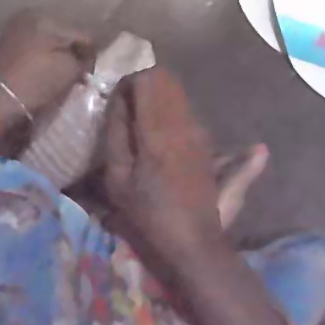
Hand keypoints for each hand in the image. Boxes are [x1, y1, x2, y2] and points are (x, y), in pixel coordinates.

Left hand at [0, 12, 91, 115]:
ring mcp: (15, 25)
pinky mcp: (6, 39)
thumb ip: (83, 58)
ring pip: (49, 36)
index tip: (89, 73)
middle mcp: (30, 14)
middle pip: (64, 32)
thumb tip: (84, 55)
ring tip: (61, 70)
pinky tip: (44, 67)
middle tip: (77, 70)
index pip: (83, 34)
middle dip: (72, 49)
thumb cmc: (36, 82)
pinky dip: (42, 52)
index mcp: (47, 18)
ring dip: (57, 50)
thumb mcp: (69, 70)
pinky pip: (34, 42)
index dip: (90, 55)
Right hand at [100, 65, 267, 256]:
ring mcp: (201, 134)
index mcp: (158, 131)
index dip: (127, 83)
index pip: (147, 80)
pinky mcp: (209, 145)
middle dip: (143, 86)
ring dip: (157, 98)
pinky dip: (171, 113)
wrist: (195, 243)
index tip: (115, 100)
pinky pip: (187, 113)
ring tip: (140, 123)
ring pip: (179, 94)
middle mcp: (184, 125)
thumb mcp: (117, 176)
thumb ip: (116, 133)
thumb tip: (118, 100)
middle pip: (166, 80)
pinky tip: (159, 137)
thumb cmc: (148, 212)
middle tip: (126, 109)